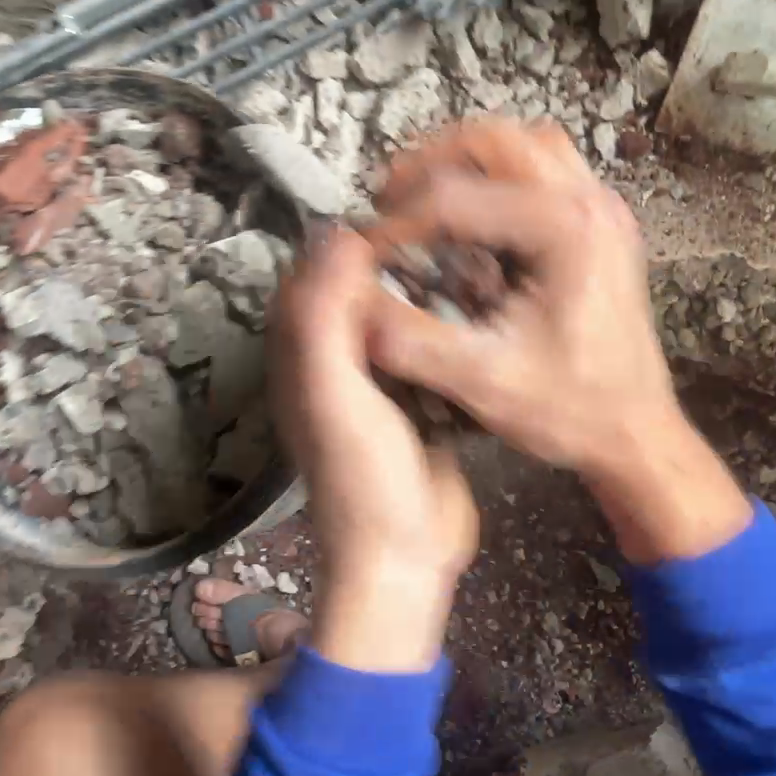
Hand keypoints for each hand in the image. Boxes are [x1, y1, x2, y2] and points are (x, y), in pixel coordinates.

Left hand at [269, 225, 478, 671]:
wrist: (406, 557)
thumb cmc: (364, 484)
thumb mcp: (335, 398)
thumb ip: (326, 321)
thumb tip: (336, 237)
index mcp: (299, 369)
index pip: (305, 289)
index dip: (334, 251)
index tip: (382, 218)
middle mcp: (331, 376)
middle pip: (350, 303)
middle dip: (382, 266)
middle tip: (432, 231)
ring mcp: (376, 395)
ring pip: (391, 327)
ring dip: (417, 294)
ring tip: (461, 256)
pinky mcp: (415, 411)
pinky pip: (422, 357)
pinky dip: (440, 332)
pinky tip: (476, 310)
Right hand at [365, 118, 752, 562]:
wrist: (634, 433)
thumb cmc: (570, 410)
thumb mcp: (481, 381)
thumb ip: (411, 340)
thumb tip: (353, 305)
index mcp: (566, 230)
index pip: (458, 198)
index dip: (399, 223)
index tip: (363, 254)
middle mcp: (590, 204)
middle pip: (497, 141)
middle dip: (431, 164)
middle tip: (386, 198)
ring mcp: (601, 212)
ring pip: (524, 147)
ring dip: (466, 161)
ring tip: (420, 197)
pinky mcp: (597, 230)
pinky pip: (542, 174)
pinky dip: (495, 180)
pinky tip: (467, 218)